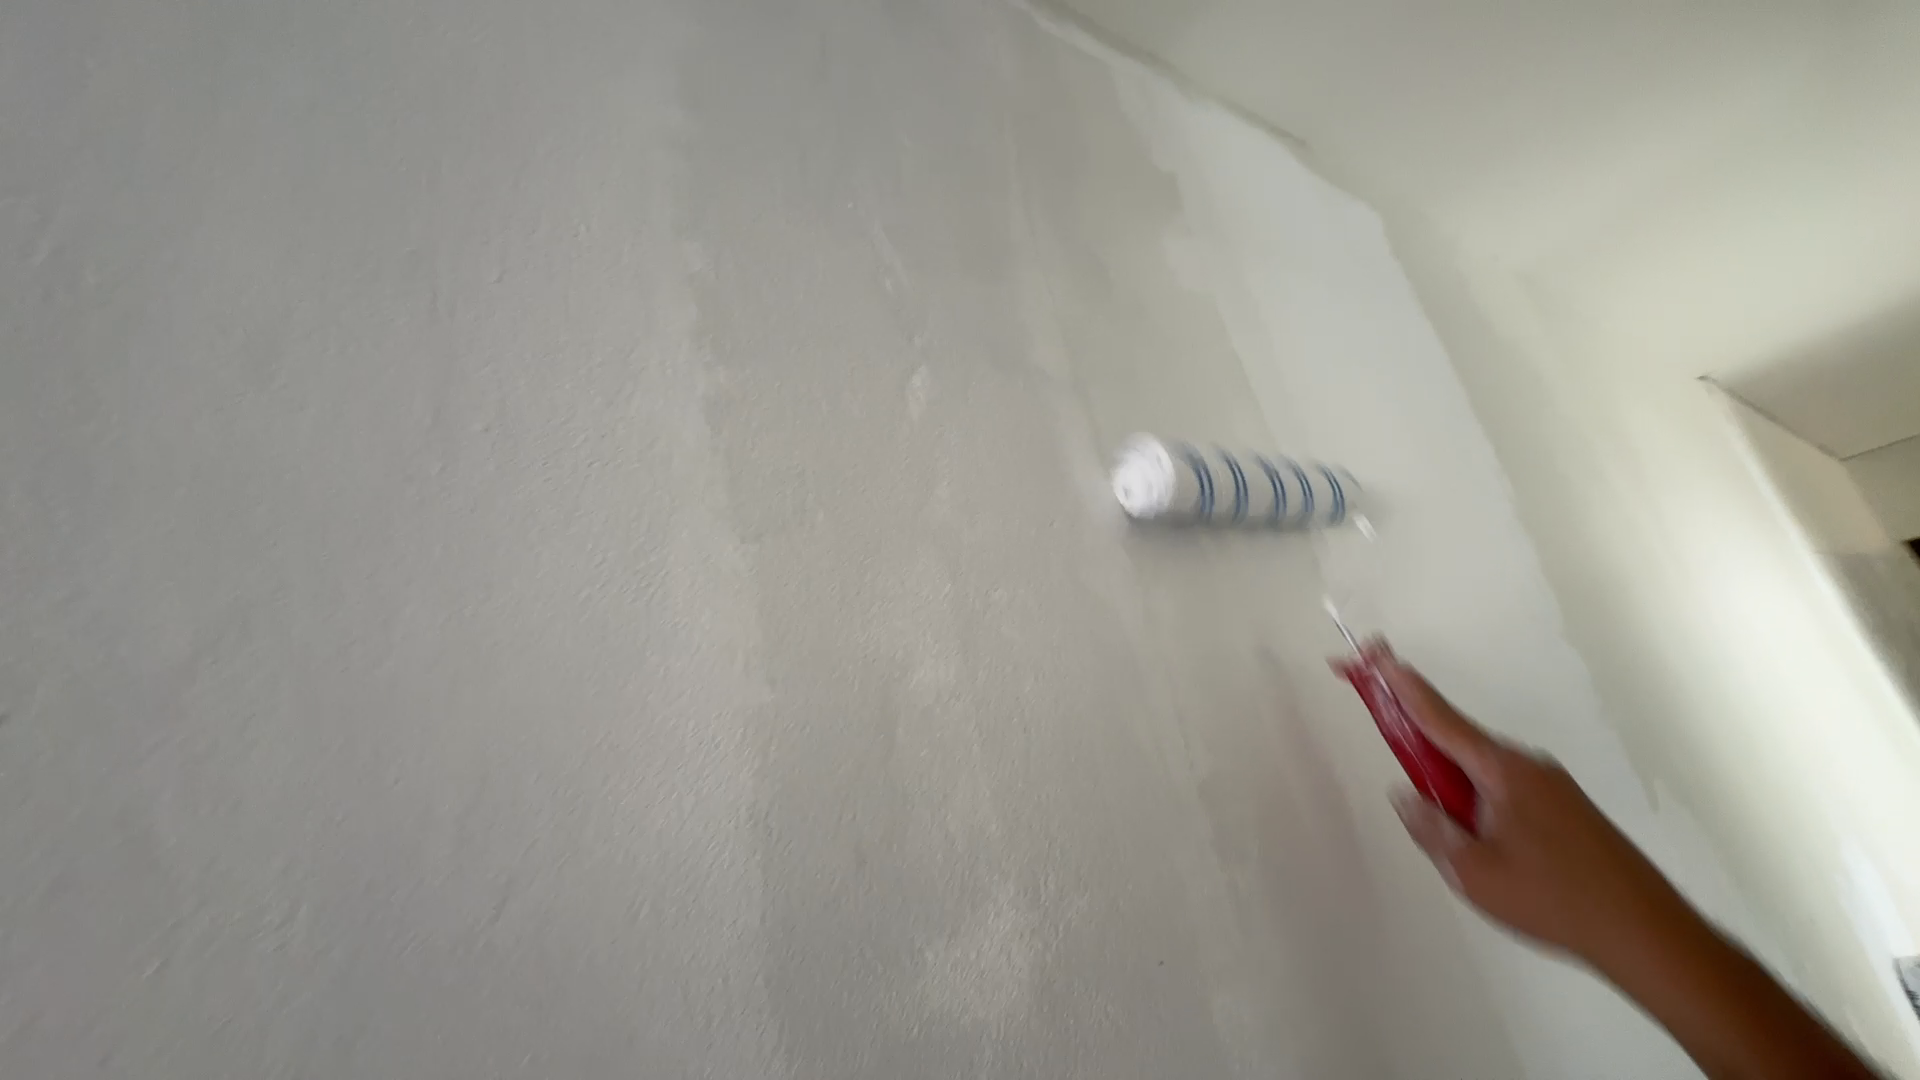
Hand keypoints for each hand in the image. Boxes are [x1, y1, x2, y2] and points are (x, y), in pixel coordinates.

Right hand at [1381, 658, 1692, 967]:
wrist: (1655, 939)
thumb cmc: (1554, 900)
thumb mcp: (1471, 871)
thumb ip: (1430, 827)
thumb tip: (1406, 795)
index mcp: (1501, 770)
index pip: (1437, 716)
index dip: (1398, 684)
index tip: (1370, 652)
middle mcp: (1525, 765)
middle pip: (1454, 741)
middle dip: (1417, 741)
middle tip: (1402, 769)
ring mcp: (1549, 786)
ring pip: (1478, 771)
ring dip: (1449, 785)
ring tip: (1455, 839)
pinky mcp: (1565, 809)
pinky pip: (1501, 789)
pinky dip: (1475, 799)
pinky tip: (1484, 843)